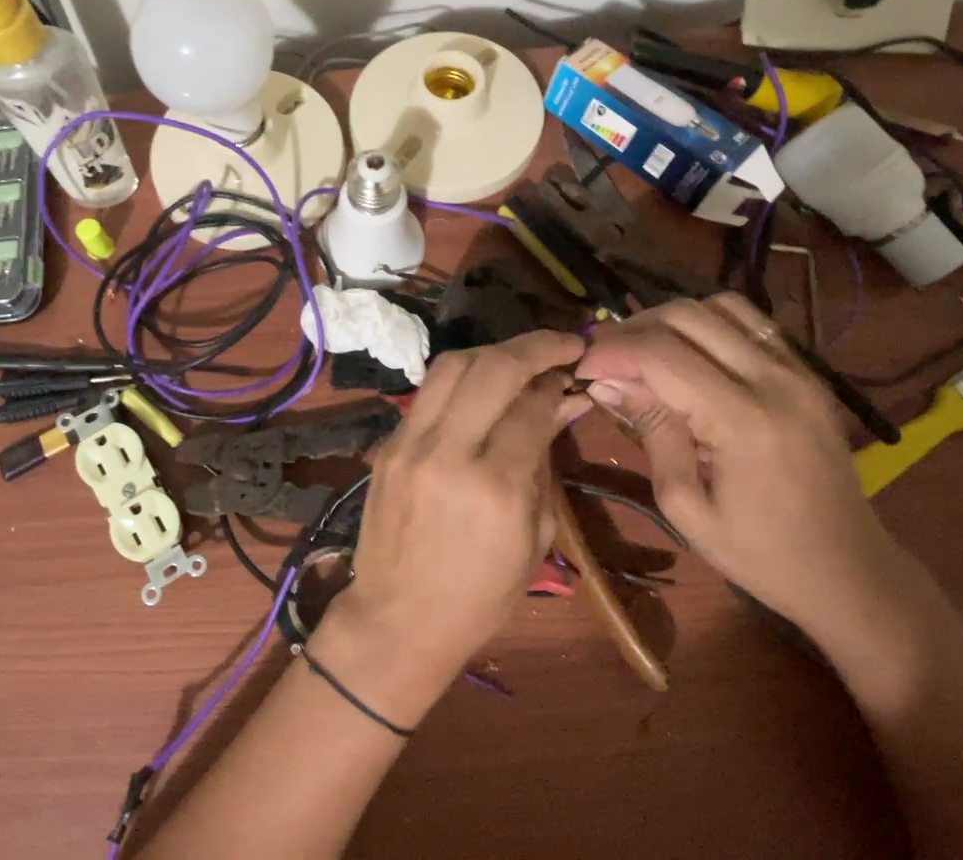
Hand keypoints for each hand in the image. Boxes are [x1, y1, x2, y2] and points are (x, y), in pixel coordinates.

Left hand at [323, 330, 585, 714]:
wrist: (397, 619)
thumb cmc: (479, 595)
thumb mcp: (533, 538)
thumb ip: (545, 464)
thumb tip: (564, 404)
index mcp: (493, 485)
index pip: (532, 405)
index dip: (558, 380)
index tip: (575, 371)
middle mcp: (447, 452)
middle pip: (492, 367)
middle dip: (534, 346)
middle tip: (562, 344)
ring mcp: (408, 444)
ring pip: (451, 366)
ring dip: (492, 352)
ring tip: (521, 360)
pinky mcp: (387, 446)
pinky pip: (427, 393)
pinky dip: (460, 379)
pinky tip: (482, 389)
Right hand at [576, 294, 910, 634]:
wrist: (848, 569)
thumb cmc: (758, 553)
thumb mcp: (685, 505)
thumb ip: (652, 431)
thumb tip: (606, 382)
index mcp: (744, 420)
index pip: (662, 354)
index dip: (612, 352)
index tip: (581, 368)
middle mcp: (776, 380)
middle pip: (688, 316)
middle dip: (633, 328)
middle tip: (603, 357)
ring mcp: (799, 371)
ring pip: (720, 306)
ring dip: (670, 320)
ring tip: (640, 351)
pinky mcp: (808, 373)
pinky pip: (750, 324)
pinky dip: (706, 326)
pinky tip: (683, 355)